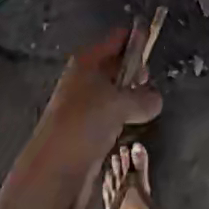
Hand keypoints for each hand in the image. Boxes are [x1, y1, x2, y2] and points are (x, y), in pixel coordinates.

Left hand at [39, 29, 162, 156]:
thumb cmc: (84, 123)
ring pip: (116, 90)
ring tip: (146, 107)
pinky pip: (112, 113)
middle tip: (150, 83)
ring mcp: (85, 102)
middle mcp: (85, 76)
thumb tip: (156, 100)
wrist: (52, 170)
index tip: (156, 47)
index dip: (137, 39)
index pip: (118, 38)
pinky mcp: (87, 127)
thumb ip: (142, 98)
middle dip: (136, 71)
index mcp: (88, 60)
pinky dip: (123, 116)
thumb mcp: (119, 104)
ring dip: (132, 98)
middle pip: (118, 63)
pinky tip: (133, 125)